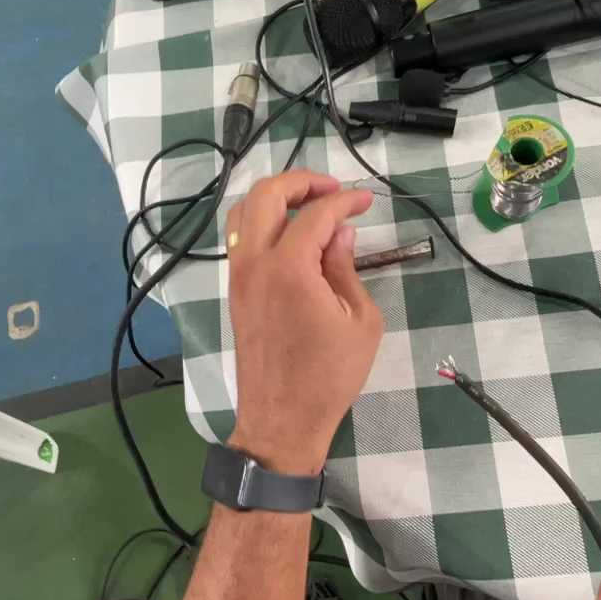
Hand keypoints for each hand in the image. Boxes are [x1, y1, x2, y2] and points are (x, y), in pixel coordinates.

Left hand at [225, 171, 383, 474]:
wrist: (283, 418)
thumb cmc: (329, 376)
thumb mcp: (359, 321)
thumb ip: (346, 268)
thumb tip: (340, 233)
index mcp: (290, 269)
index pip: (316, 214)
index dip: (344, 200)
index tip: (366, 202)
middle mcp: (255, 263)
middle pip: (266, 195)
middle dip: (300, 181)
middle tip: (332, 188)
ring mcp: (238, 277)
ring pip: (243, 213)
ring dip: (274, 198)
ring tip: (308, 205)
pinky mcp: (234, 292)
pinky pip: (240, 240)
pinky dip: (261, 223)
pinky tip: (288, 235)